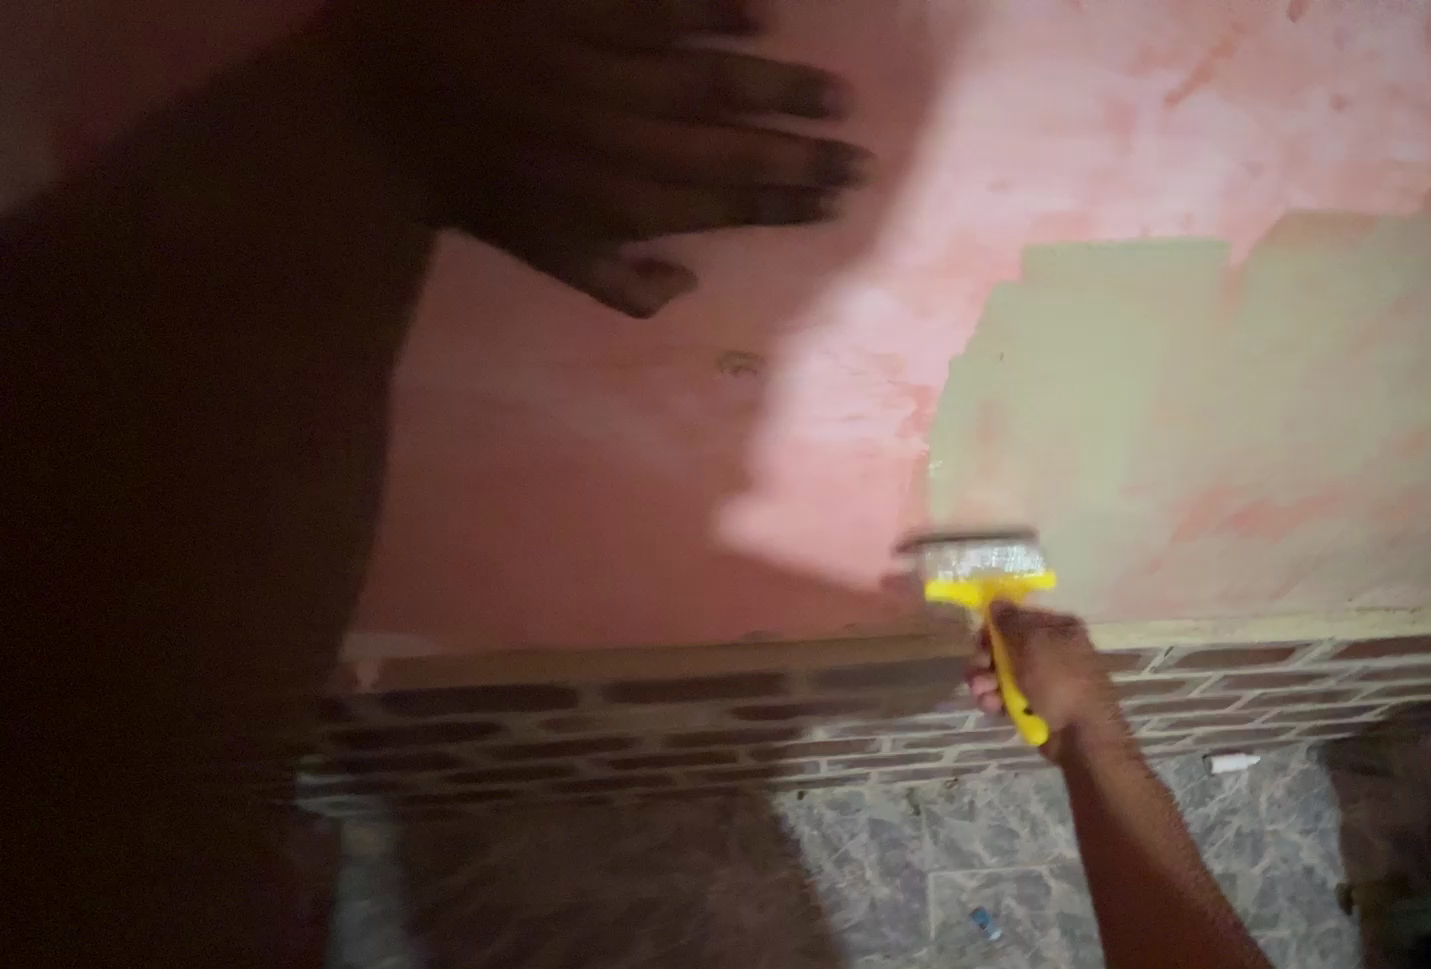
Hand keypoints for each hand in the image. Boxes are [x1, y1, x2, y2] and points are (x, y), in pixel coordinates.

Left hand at [333, 0, 864, 316]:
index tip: (834, 202)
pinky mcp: (572, 13)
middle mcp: (633, 142)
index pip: (730, 205)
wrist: (380, 118)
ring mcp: (606, 74)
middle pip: (737, 150)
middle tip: (860, 156)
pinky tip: (761, 12)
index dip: (787, 203)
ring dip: (779, 93)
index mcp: (631, 203)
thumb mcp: (555, 261)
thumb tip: (691, 282)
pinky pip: (652, 7)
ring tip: (834, 97)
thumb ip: (628, 287)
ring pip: (712, 83)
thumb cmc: (479, 197)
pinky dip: (708, 9)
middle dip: (804, 157)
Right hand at [965, 600, 1130, 758]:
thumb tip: (997, 601)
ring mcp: (1044, 680)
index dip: (996, 626)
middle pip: (1007, 646)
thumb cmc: (1059, 680)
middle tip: (978, 668)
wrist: (1082, 734)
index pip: (1019, 618)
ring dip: (986, 681)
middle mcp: (1052, 651)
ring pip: (1003, 673)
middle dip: (986, 658)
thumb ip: (1010, 622)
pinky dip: (996, 700)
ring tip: (981, 693)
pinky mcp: (1035, 705)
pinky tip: (990, 706)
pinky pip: (1008, 696)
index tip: (980, 638)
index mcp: (1058, 628)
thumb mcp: (1033, 643)